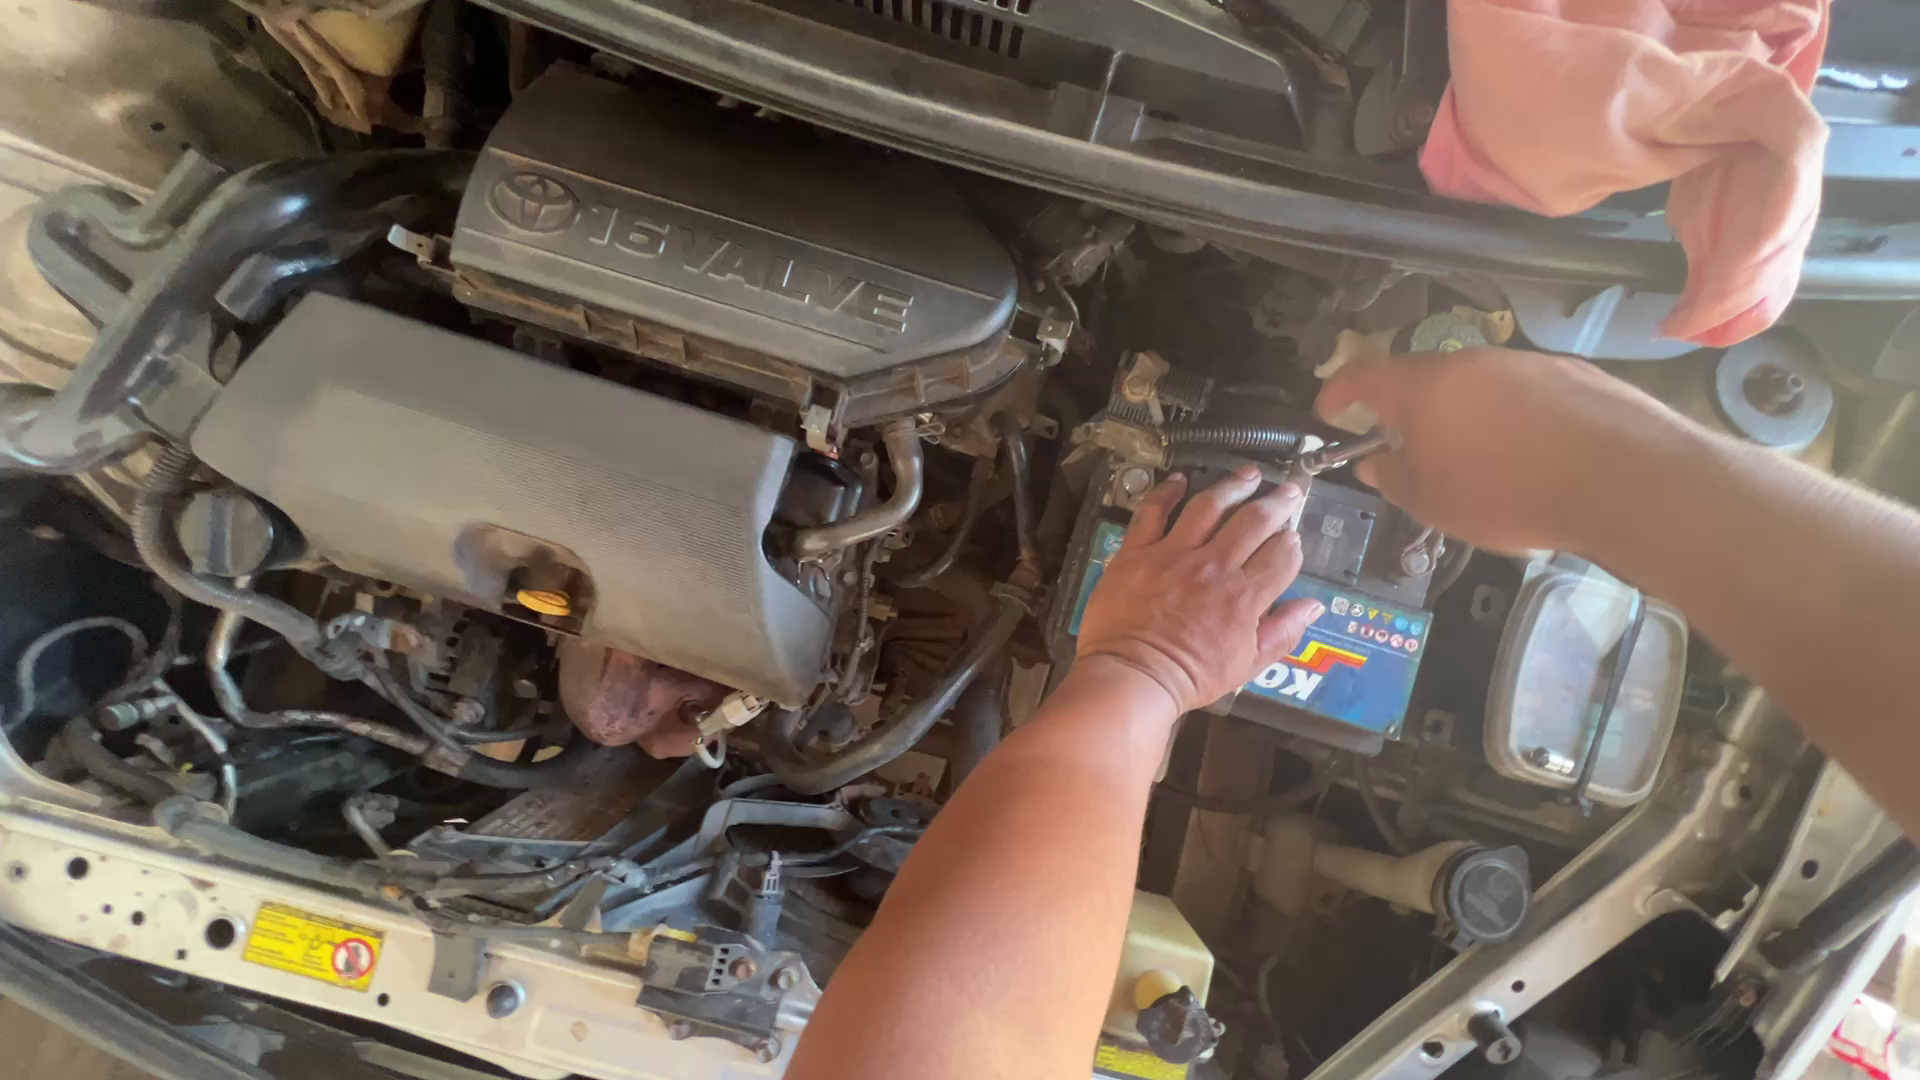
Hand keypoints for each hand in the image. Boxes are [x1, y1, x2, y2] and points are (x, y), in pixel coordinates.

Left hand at [1075, 466, 1324, 714]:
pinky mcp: (1137, 551)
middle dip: (1277, 502)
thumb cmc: (1191, 676)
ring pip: (1208, 506)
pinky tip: (1179, 480)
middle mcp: (1214, 566)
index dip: (1292, 542)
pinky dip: (1165, 492)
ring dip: (1232, 486)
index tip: (1292, 535)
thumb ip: (1281, 633)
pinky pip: (1152, 512)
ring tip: (1248, 473)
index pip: (1282, 555)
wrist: (1132, 675)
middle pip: (1253, 521)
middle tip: (1287, 490)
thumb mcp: (1246, 666)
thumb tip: (1313, 605)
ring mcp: (1173, 554)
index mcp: (1245, 596)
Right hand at [1315, 346, 1691, 554]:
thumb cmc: (1506, 493)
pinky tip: (1526, 456)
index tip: (1327, 412)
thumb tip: (1377, 463)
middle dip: (1403, 410)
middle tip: (1403, 446)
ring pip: (1473, 385)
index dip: (1337, 392)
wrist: (1631, 482)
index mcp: (1423, 388)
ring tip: (1471, 458)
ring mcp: (1527, 364)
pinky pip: (1521, 393)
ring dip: (1458, 414)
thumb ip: (1392, 478)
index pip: (1362, 375)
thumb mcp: (1430, 502)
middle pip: (1421, 378)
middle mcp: (1471, 363)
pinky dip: (1507, 418)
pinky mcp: (1577, 376)